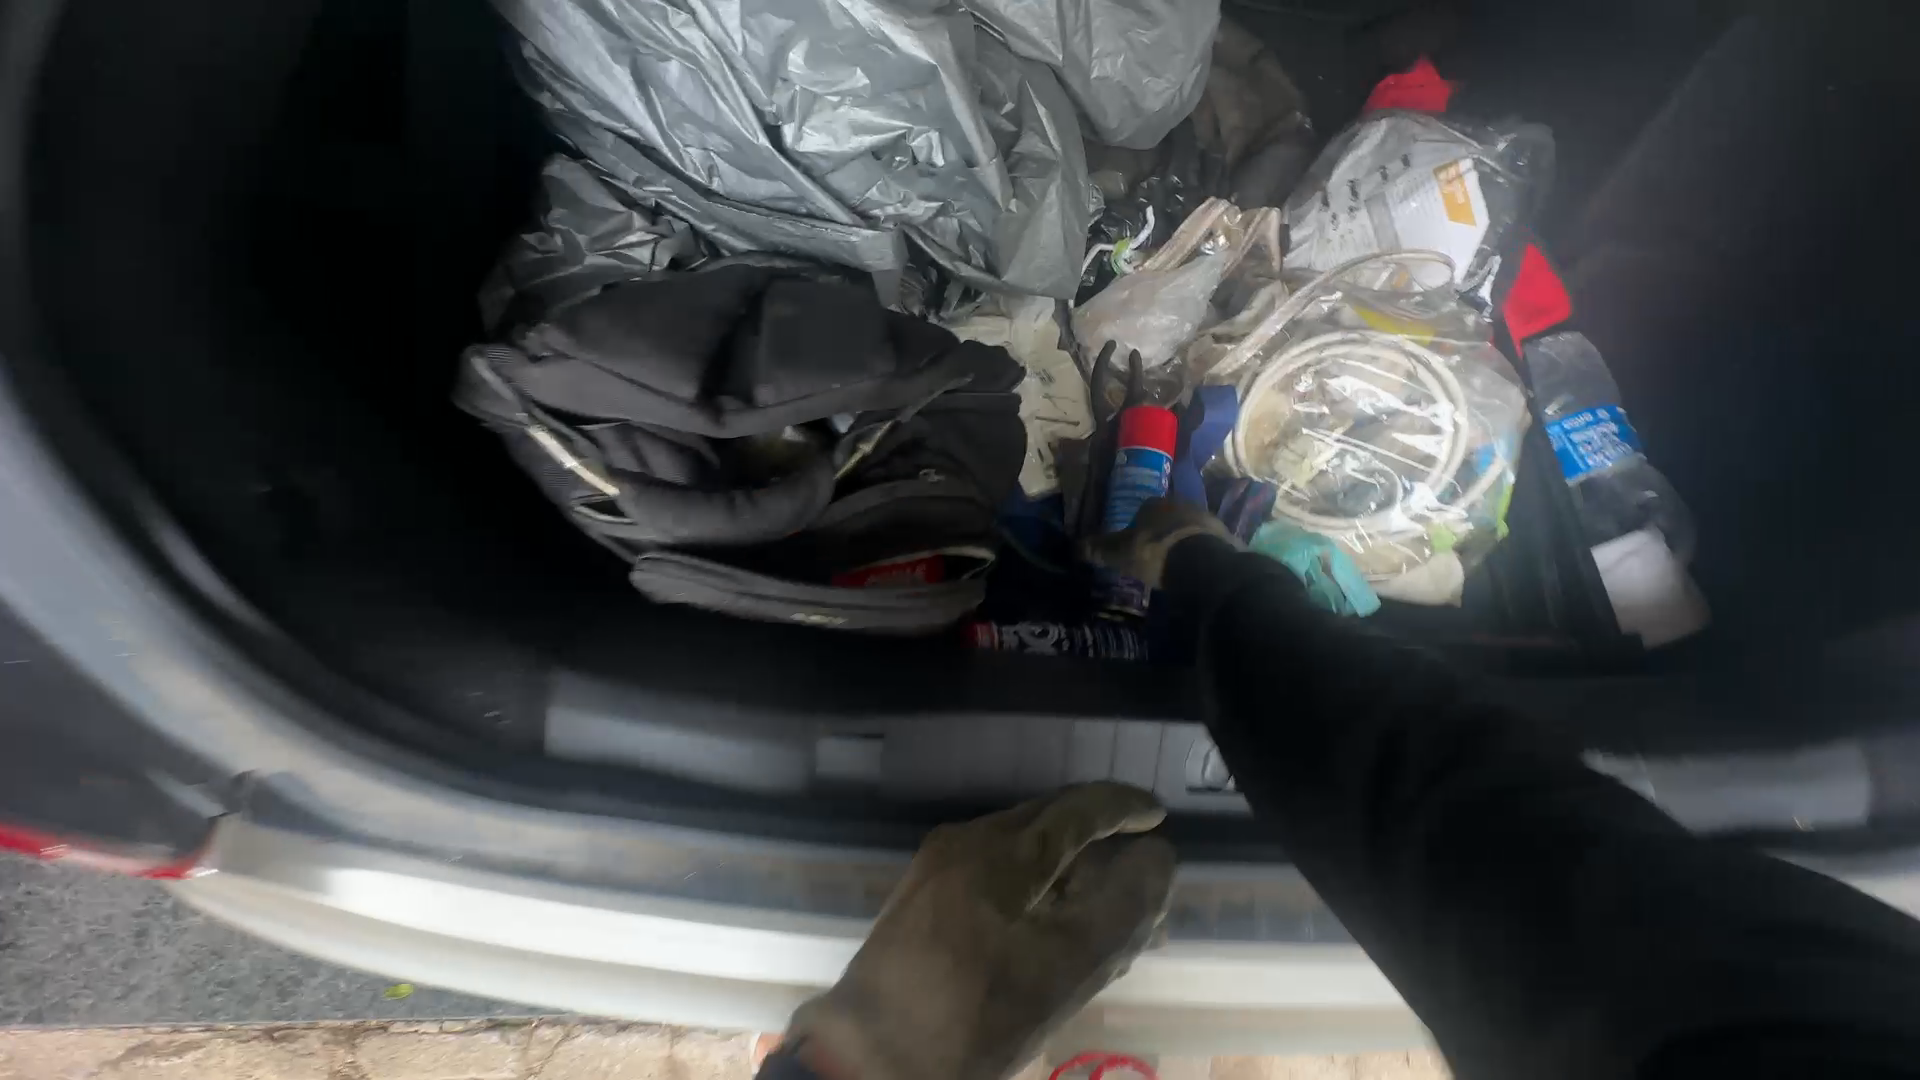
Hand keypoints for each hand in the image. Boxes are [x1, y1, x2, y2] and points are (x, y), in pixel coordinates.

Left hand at [784, 783, 1176, 1079]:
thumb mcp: (1064, 970)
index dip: (1123, 807)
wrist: (867, 1058)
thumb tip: (1157, 858)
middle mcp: (968, 839)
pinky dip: (1035, 884)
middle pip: (1049, 822)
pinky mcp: (926, 894)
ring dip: (1068, 869)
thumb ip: (1122, 909)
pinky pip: (995, 870)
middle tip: (1142, 878)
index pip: (1076, 807)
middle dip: (1100, 842)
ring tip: (1104, 913)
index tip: (1158, 817)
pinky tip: (1050, 925)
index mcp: (1002, 849)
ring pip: (1022, 848)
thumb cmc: (973, 1017)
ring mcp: (940, 864)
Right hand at [1082, 497, 1238, 590]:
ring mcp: (1206, 519)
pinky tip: (1194, 569)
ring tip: (1175, 565)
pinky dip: (1199, 553)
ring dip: (1182, 542)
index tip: (1135, 546)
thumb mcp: (1120, 554)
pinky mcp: (1225, 536)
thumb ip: (1099, 549)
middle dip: (1161, 533)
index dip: (1137, 527)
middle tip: (1154, 556)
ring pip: (1188, 529)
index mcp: (1154, 503)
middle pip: (1167, 518)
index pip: (1142, 510)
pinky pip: (1206, 543)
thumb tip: (1075, 546)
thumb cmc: (1156, 553)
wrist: (1204, 565)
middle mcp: (1181, 504)